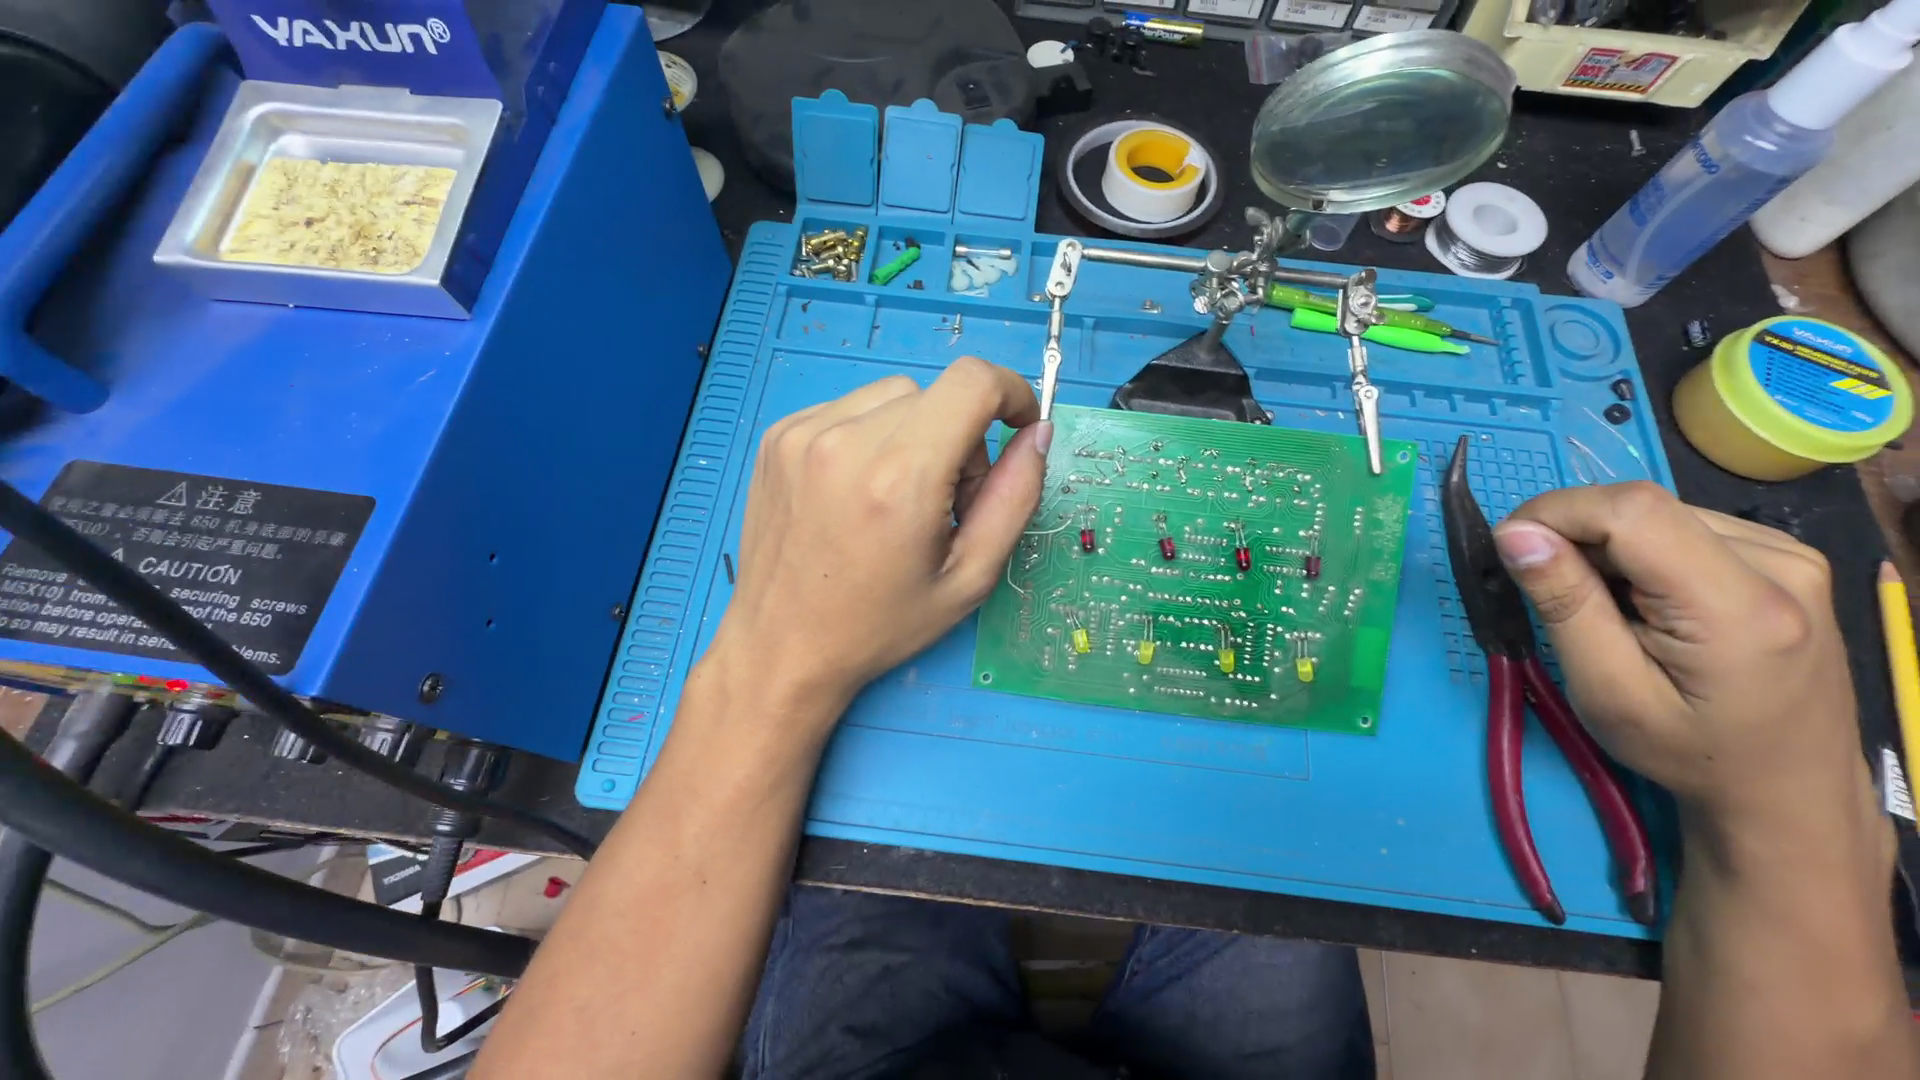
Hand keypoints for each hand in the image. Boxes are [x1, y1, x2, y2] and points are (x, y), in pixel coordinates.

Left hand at [703, 357, 1048, 730]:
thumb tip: (1036, 434)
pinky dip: (871, 435)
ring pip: (892, 396)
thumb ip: (1014, 498)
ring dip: (915, 431)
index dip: (1011, 394)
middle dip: (960, 435)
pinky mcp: (778, 436)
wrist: (782, 646)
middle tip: (946, 501)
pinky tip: (860, 489)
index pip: (974, 381)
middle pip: (936, 393)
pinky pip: (849, 409)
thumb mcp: (969, 577)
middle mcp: (846, 440)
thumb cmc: (878, 625)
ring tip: (899, 495)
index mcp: (900, 477)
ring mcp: (803, 433)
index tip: (1017, 428)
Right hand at [1492, 483, 1871, 834]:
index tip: (1509, 549)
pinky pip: (1684, 526)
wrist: (1787, 787)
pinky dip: (1640, 552)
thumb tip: (1515, 533)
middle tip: (1551, 593)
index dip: (1556, 512)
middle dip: (1576, 535)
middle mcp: (1780, 562)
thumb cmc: (1689, 753)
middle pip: (1644, 508)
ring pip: (1659, 513)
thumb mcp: (1607, 692)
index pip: (1633, 510)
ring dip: (1607, 546)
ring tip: (1603, 607)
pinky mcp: (1787, 556)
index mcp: (1739, 606)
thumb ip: (1565, 605)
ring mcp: (1791, 554)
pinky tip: (1643, 600)